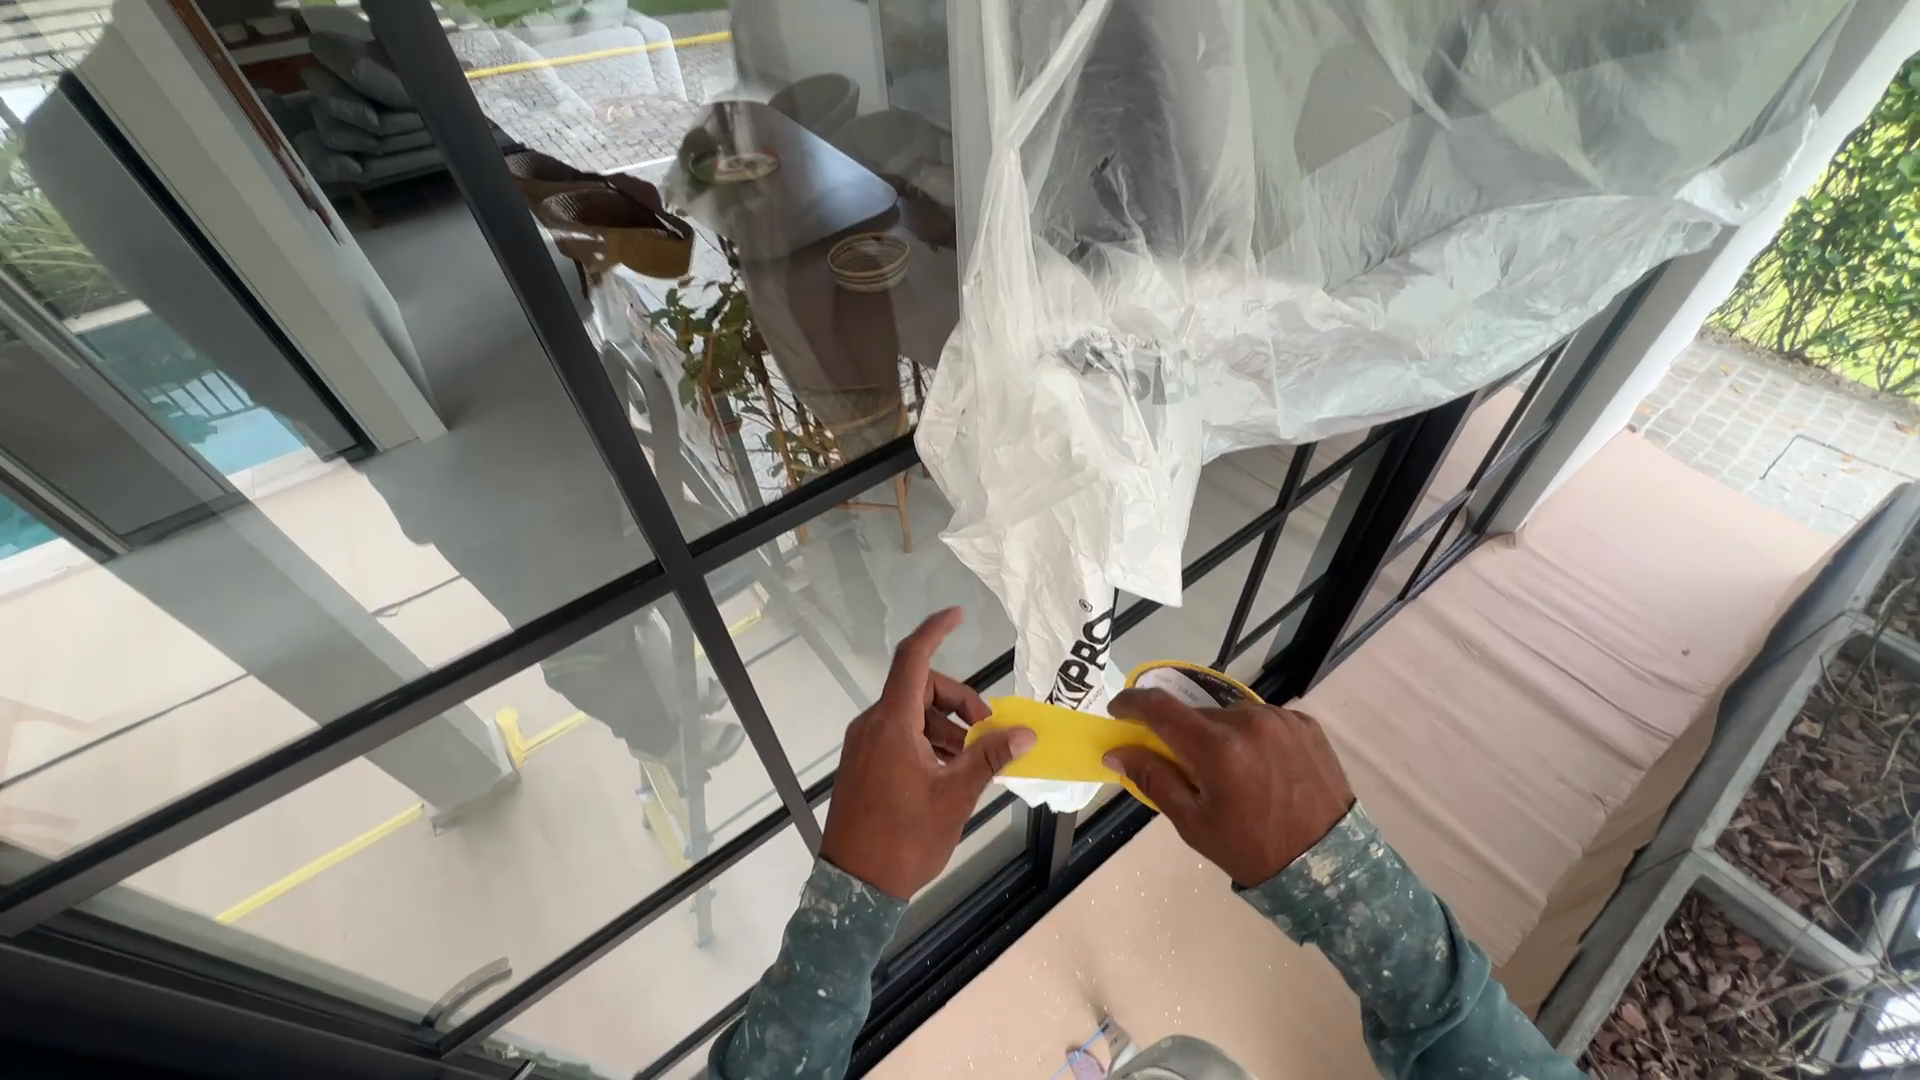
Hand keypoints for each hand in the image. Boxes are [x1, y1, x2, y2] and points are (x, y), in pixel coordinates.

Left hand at [820, 608, 1035, 899]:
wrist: (855, 887)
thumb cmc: (905, 838)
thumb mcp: (956, 796)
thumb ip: (990, 757)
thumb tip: (1024, 733)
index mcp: (892, 723)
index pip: (913, 659)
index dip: (935, 631)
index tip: (958, 615)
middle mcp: (873, 725)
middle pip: (920, 688)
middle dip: (958, 701)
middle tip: (986, 732)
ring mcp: (865, 744)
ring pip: (911, 714)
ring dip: (945, 727)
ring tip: (970, 761)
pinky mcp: (863, 763)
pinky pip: (899, 735)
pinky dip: (927, 742)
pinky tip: (947, 771)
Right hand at [1104, 689, 1352, 887]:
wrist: (1332, 868)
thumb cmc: (1253, 850)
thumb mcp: (1193, 824)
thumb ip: (1152, 778)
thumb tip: (1115, 751)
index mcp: (1218, 749)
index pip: (1160, 707)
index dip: (1131, 703)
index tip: (1118, 711)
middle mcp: (1248, 721)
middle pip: (1194, 713)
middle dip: (1179, 733)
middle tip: (1181, 765)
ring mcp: (1280, 718)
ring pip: (1227, 714)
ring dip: (1215, 734)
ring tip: (1227, 771)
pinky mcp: (1304, 723)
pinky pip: (1259, 719)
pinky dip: (1248, 736)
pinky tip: (1257, 766)